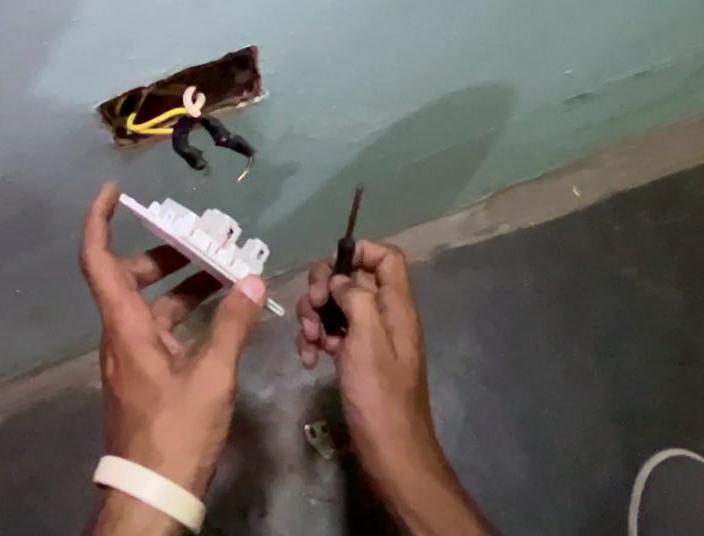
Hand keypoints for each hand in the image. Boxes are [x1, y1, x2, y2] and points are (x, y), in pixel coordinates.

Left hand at [80, 183, 266, 531]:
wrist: (152, 495)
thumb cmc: (174, 432)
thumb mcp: (212, 377)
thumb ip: (232, 326)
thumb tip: (252, 280)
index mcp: (124, 325)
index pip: (98, 259)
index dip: (99, 220)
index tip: (113, 191)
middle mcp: (120, 333)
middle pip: (130, 276)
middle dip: (163, 253)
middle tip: (201, 241)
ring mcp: (131, 355)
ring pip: (149, 303)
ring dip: (181, 284)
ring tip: (223, 271)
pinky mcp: (144, 374)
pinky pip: (160, 328)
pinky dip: (186, 314)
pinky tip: (220, 315)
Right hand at [297, 240, 495, 535]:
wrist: (390, 452)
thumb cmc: (380, 395)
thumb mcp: (367, 340)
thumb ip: (355, 298)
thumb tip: (338, 279)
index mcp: (396, 306)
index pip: (386, 257)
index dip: (359, 252)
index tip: (330, 271)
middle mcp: (385, 315)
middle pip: (352, 278)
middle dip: (323, 288)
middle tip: (311, 308)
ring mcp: (369, 337)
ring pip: (336, 305)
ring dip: (314, 316)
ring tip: (308, 341)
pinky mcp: (355, 356)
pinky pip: (331, 332)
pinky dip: (316, 339)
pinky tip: (308, 359)